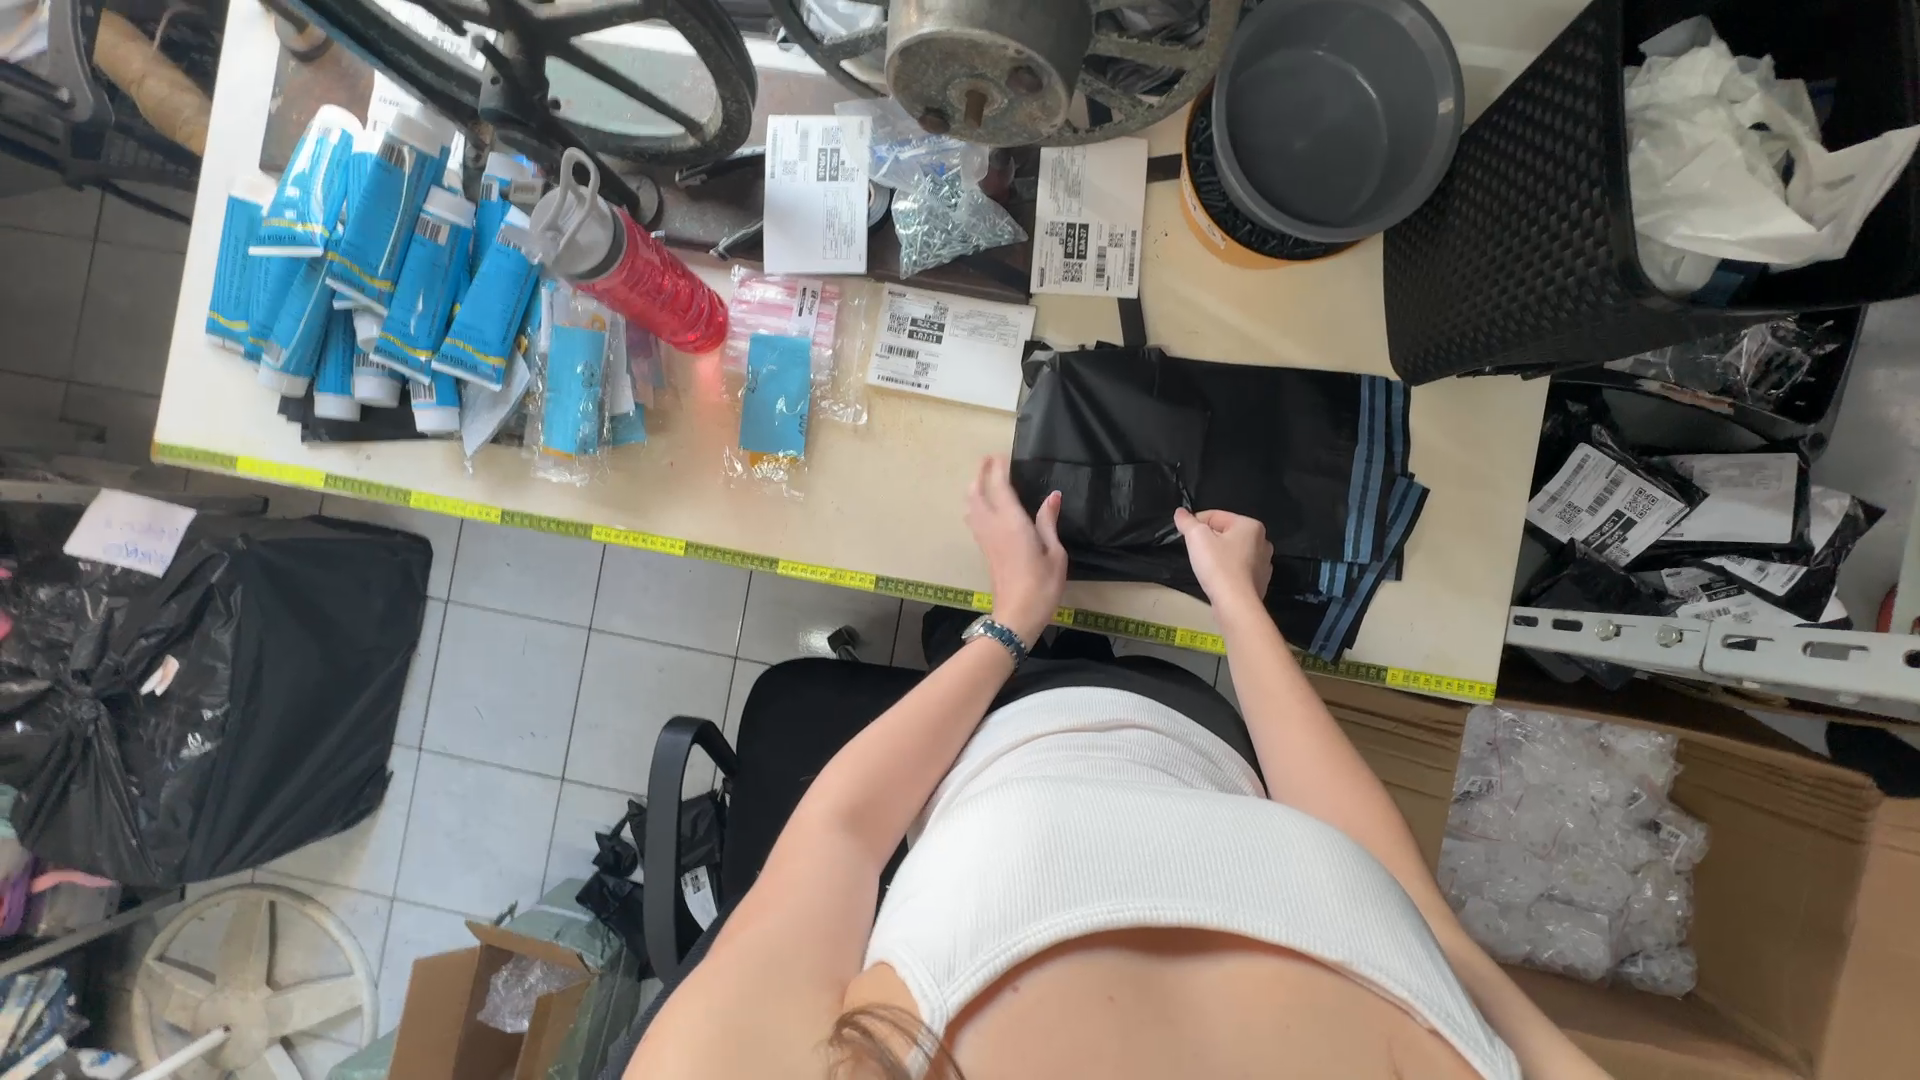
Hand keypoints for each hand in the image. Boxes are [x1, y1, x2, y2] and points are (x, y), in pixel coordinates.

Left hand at [966, 456, 1065, 645]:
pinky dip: (975, 506)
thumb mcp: (1056, 553)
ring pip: (971, 507)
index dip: (998, 469)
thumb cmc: (1042, 586)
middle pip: (977, 493)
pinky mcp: (984, 550)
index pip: (1000, 487)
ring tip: (983, 479)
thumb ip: (1049, 522)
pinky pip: (974, 520)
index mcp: (1012, 522)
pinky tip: (981, 507)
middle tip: (987, 461)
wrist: (1016, 615)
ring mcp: (985, 539)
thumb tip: (1052, 496)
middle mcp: (993, 526)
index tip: (1000, 455)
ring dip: (974, 489)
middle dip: (980, 475)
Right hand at [1174, 508, 1272, 610]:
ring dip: (1218, 555)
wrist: (1236, 604)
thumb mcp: (1196, 538)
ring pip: (1232, 551)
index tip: (1184, 536)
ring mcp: (1264, 562)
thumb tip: (1180, 512)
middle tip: (1195, 552)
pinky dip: (1228, 569)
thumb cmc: (1218, 566)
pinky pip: (1238, 568)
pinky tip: (1219, 578)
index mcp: (1250, 525)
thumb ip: (1187, 522)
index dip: (1195, 524)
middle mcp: (1262, 540)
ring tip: (1206, 566)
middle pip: (1225, 533)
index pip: (1215, 516)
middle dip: (1208, 540)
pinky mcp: (1260, 580)